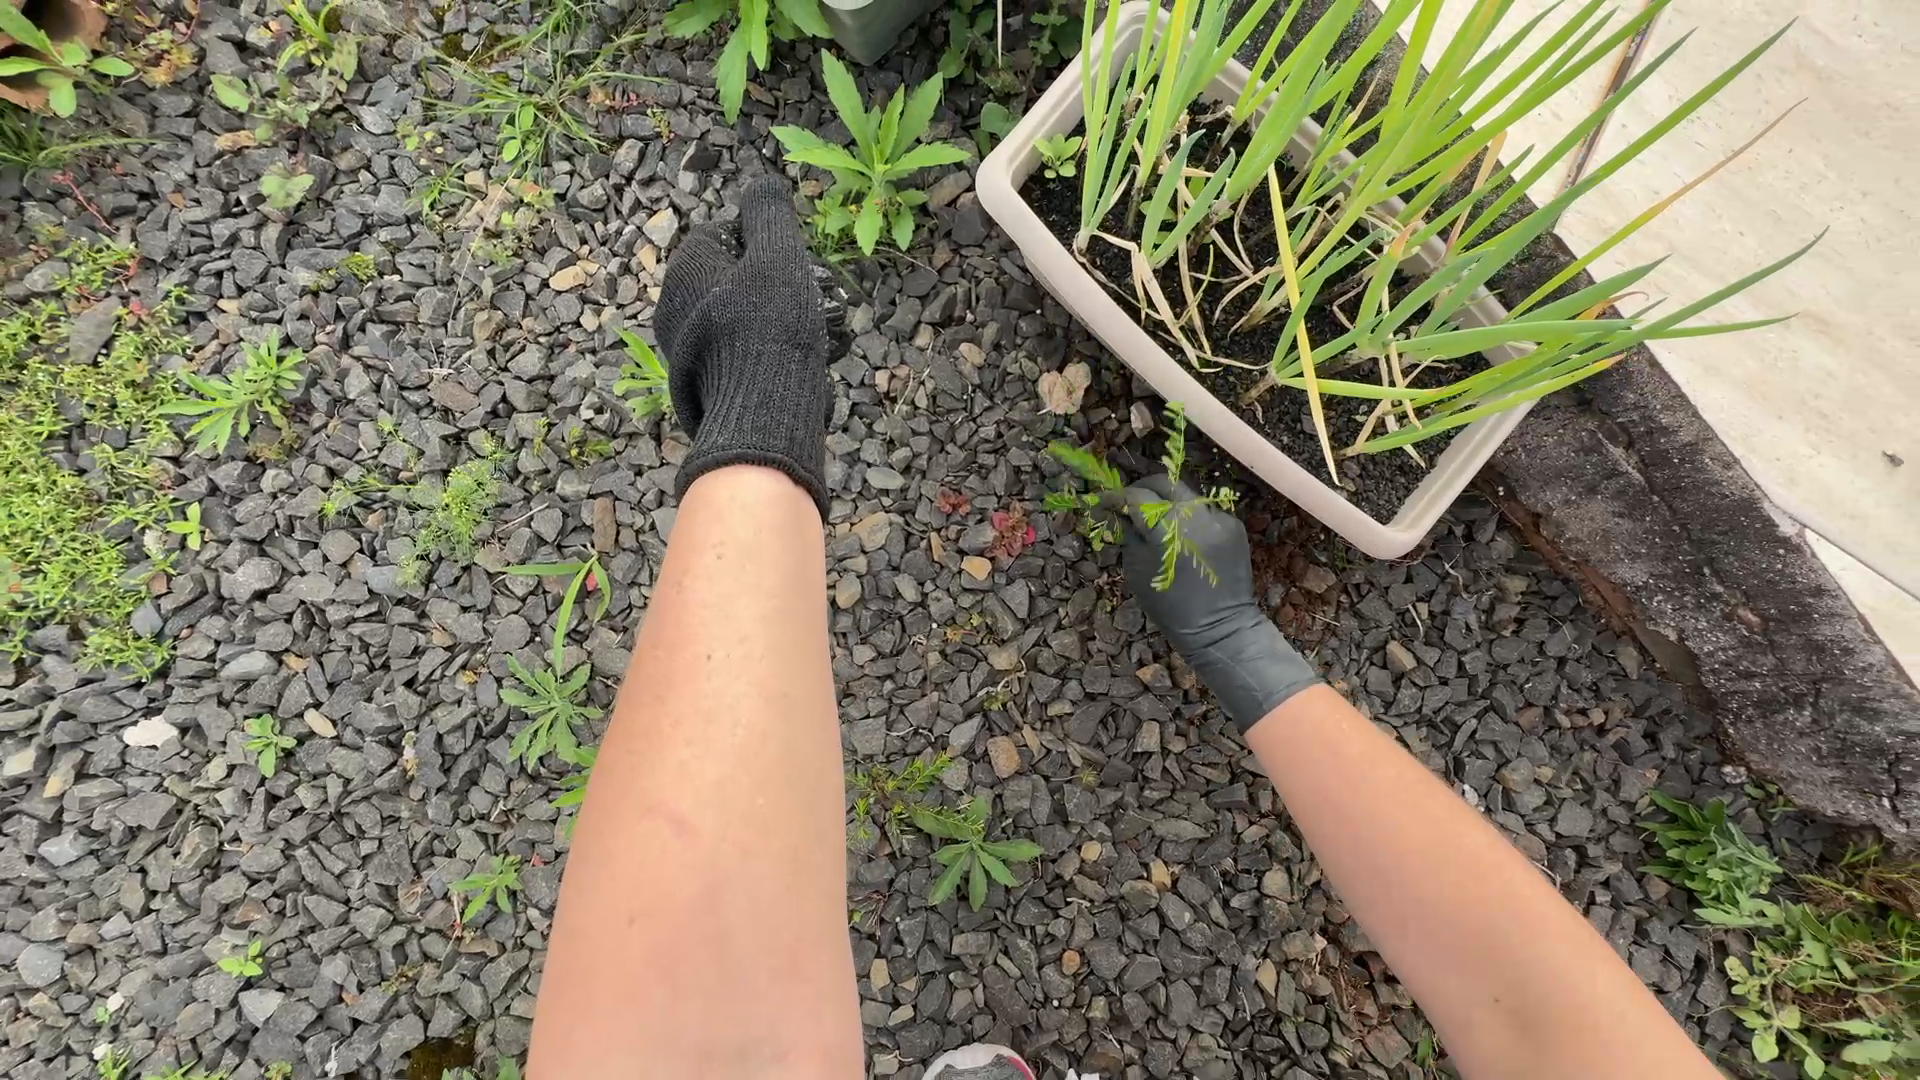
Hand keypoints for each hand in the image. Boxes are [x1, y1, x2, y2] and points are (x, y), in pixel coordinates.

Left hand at [655, 176, 832, 517]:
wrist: (761, 413)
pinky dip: (760, 359)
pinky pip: (735, 359)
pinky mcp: (702, 389)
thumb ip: (770, 215)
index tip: (794, 269)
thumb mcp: (777, 257)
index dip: (765, 248)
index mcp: (686, 269)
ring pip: (734, 323)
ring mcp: (685, 353)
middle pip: (730, 282)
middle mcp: (674, 308)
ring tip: (805, 340)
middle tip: (806, 306)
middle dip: (769, 291)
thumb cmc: (770, 329)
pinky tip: (788, 370)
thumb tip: (764, 182)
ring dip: (769, 326)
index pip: (724, 237)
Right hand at [1120, 475, 1319, 731]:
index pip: (1138, 497)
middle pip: (1165, 484)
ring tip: (1154, 517)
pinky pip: (1204, 511)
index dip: (1117, 496)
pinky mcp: (1234, 525)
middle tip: (1128, 500)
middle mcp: (1197, 518)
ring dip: (1166, 501)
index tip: (1103, 500)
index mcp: (1169, 532)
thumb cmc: (1170, 607)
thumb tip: (1119, 511)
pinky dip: (1188, 516)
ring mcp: (1220, 519)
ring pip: (1186, 495)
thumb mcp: (1136, 571)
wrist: (1220, 628)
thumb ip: (1130, 534)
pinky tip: (1182, 535)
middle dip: (1143, 488)